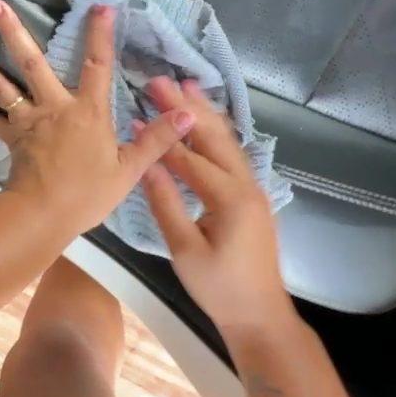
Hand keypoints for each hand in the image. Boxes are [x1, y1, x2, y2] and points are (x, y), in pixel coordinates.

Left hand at [0, 0, 194, 235]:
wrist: (45, 214)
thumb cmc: (89, 193)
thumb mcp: (130, 168)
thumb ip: (157, 139)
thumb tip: (186, 112)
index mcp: (87, 111)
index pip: (98, 66)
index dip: (100, 36)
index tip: (100, 6)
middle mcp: (53, 107)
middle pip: (31, 62)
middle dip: (12, 31)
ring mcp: (27, 121)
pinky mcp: (9, 138)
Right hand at [141, 76, 296, 337]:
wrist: (260, 316)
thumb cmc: (219, 287)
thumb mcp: (184, 248)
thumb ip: (165, 202)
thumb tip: (144, 163)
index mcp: (230, 198)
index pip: (189, 159)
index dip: (161, 138)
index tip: (135, 115)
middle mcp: (246, 186)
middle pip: (214, 138)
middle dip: (188, 108)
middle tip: (162, 80)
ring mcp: (253, 190)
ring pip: (226, 143)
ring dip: (204, 114)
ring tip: (187, 86)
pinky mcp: (250, 198)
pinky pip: (230, 156)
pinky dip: (214, 133)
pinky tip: (205, 122)